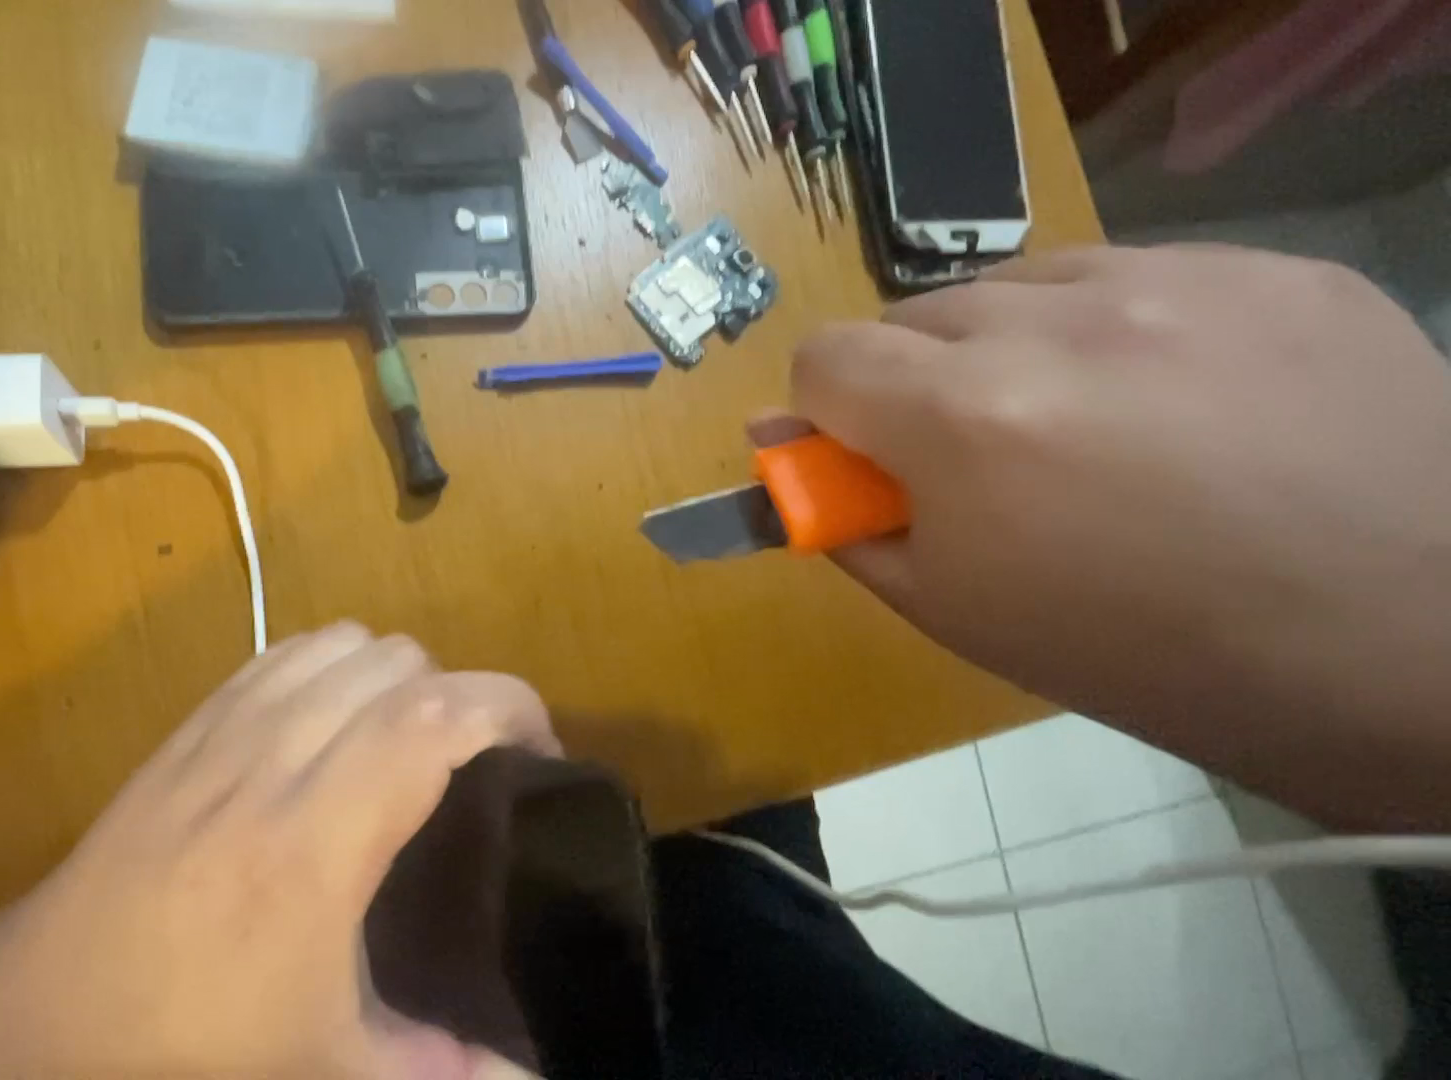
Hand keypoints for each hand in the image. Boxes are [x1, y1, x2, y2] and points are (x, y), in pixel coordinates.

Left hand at [0, 623, 556, 1078]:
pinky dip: (337, 662)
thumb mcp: (326, 1067)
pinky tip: (338, 715)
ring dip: (399, 675)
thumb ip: (440, 1072)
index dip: (507, 707)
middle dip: (462, 695)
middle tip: (476, 760)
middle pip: (402, 664)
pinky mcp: (196, 719)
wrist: (46, 1007)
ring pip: (348, 643)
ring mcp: (230, 727)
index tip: (540, 748)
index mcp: (319, 836)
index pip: (435, 716)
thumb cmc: (191, 1034)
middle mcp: (279, 757)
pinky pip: (289, 649)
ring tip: (409, 736)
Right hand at [772, 244, 1450, 828]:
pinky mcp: (1267, 269)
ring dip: (1000, 346)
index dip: (825, 409)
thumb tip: (778, 443)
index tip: (862, 454)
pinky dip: (1102, 328)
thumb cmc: (1134, 651)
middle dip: (910, 381)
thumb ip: (841, 516)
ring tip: (1074, 424)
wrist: (1408, 654)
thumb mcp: (947, 607)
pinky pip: (1123, 275)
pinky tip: (1167, 400)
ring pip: (1009, 285)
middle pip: (907, 314)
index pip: (823, 357)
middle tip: (973, 455)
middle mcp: (1053, 322)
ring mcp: (1172, 280)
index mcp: (962, 418)